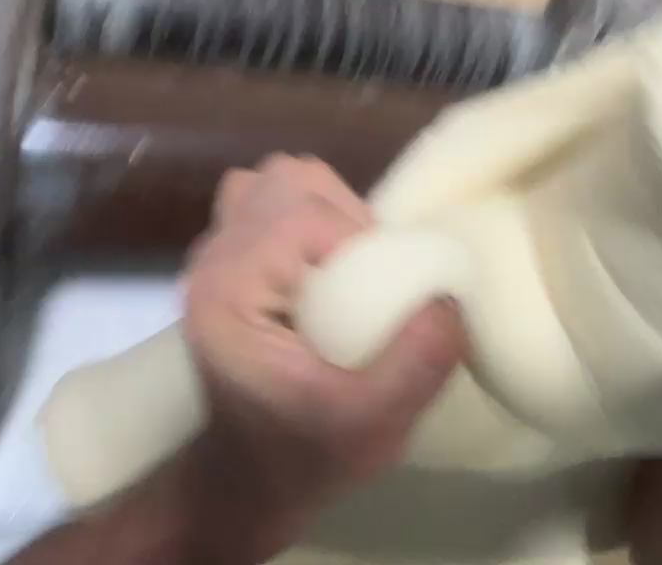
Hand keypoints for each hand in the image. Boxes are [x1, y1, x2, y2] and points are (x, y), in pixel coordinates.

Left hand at [180, 155, 467, 554]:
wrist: (243, 481)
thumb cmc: (300, 459)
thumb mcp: (371, 428)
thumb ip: (415, 365)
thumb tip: (450, 295)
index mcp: (227, 293)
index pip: (299, 218)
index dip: (356, 235)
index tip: (388, 282)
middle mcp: (211, 259)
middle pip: (285, 181)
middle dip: (343, 213)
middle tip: (371, 267)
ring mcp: (212, 253)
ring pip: (273, 180)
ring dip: (322, 204)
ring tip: (348, 258)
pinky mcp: (225, 256)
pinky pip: (265, 199)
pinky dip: (303, 212)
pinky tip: (322, 261)